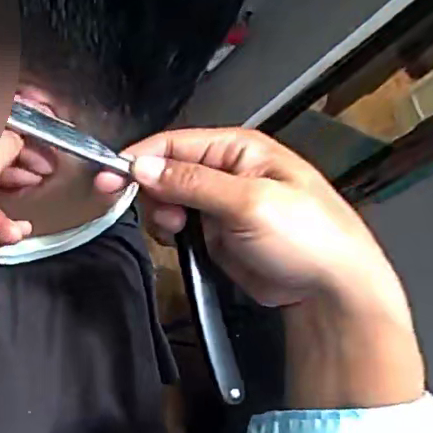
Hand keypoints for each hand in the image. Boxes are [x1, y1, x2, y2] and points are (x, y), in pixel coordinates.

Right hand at [95, 128, 394, 308]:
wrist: (325, 288)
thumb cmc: (308, 238)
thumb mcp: (248, 204)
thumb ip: (191, 183)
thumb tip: (145, 166)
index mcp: (238, 150)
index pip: (172, 144)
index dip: (136, 161)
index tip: (107, 181)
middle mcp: (224, 171)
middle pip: (161, 172)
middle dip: (152, 195)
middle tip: (168, 219)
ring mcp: (216, 203)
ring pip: (163, 201)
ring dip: (161, 219)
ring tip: (183, 234)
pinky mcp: (210, 231)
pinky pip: (173, 227)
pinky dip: (169, 236)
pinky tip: (185, 244)